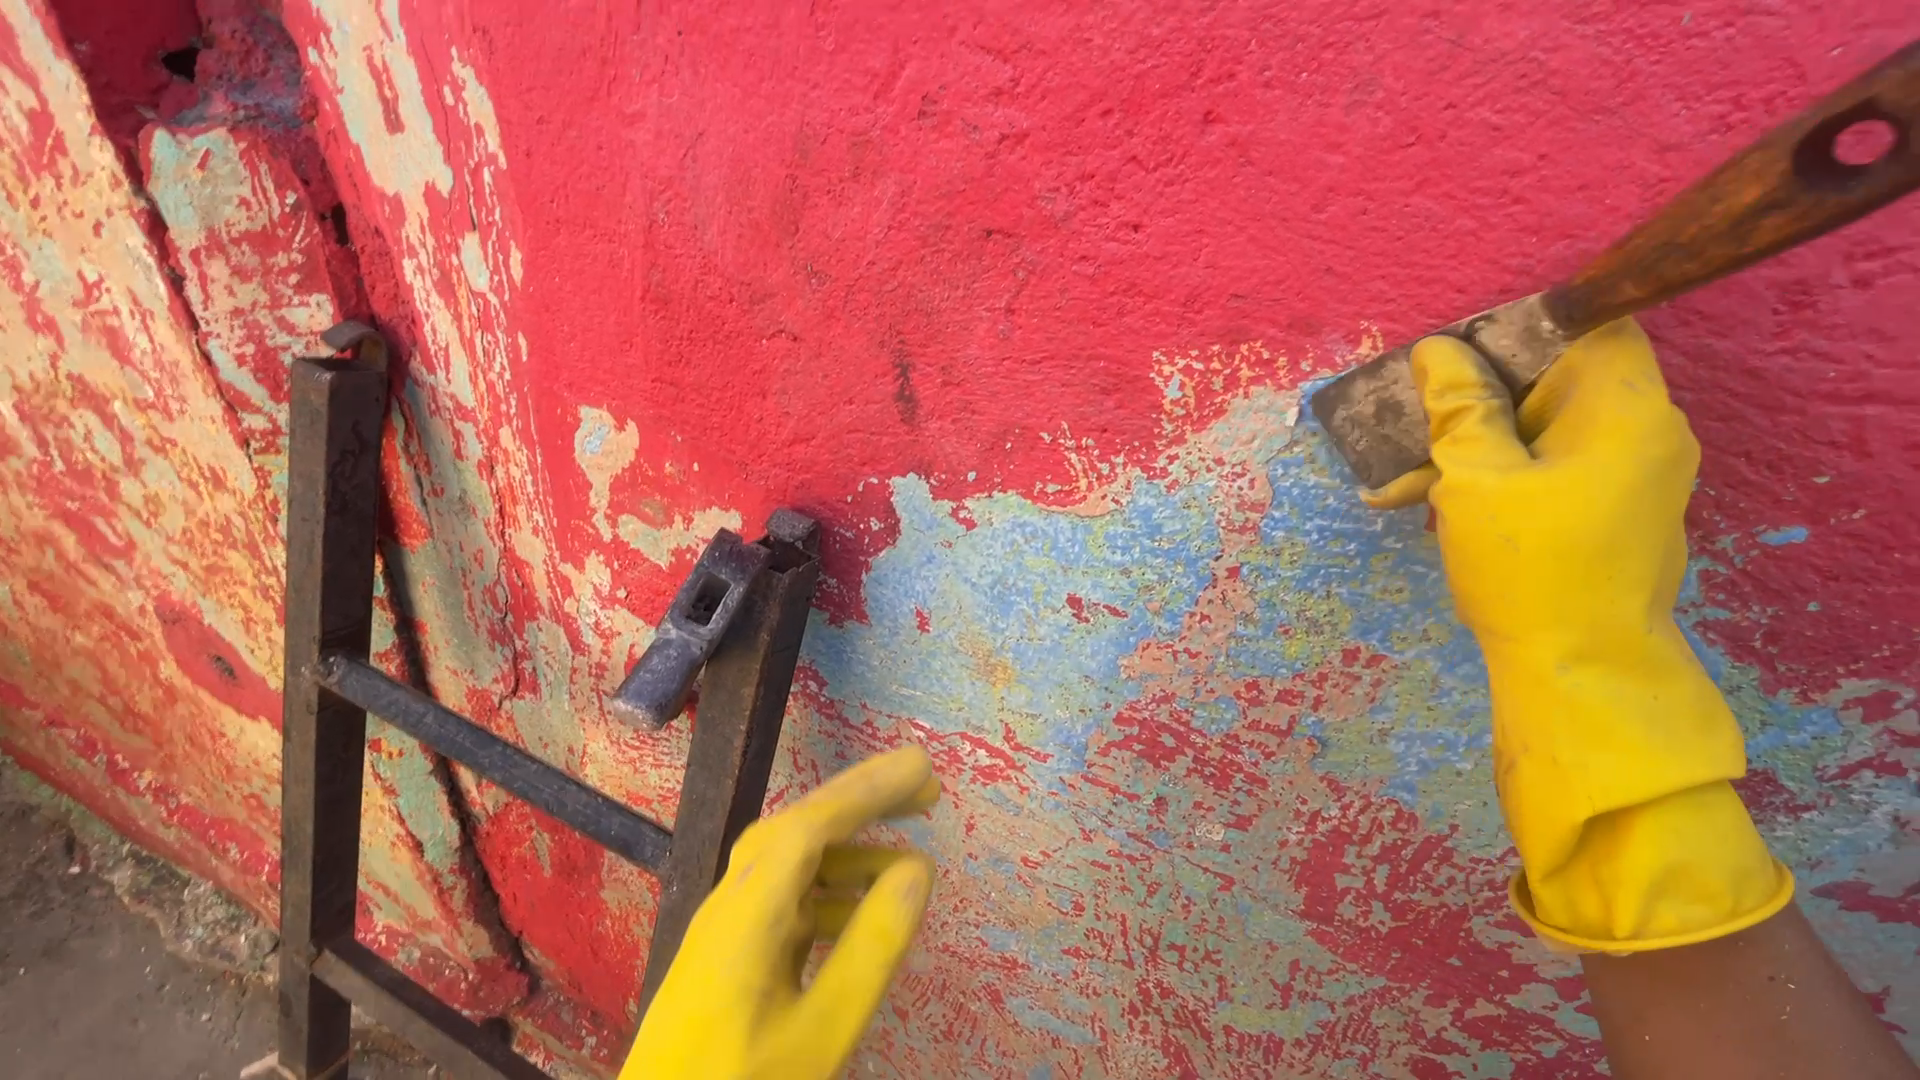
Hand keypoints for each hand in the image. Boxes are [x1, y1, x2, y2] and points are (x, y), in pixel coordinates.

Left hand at [619, 746, 939, 1079]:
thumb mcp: (820, 1033)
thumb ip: (870, 950)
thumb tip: (918, 869)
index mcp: (747, 912)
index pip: (811, 824)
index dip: (869, 787)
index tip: (923, 766)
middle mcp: (732, 902)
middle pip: (801, 827)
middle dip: (864, 801)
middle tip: (926, 789)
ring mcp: (727, 926)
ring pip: (794, 862)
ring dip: (851, 848)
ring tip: (910, 861)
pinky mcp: (729, 952)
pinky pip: (788, 898)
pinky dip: (832, 890)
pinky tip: (863, 914)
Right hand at [1360, 319, 1790, 950]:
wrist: (1578, 671)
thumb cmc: (1529, 566)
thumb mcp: (1475, 480)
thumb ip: (1458, 408)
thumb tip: (1437, 350)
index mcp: (1626, 413)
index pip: (1589, 328)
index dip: (1519, 330)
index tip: (1452, 357)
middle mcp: (1641, 435)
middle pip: (1555, 381)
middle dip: (1476, 398)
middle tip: (1412, 417)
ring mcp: (1626, 478)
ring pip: (1538, 431)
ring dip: (1471, 446)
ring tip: (1401, 477)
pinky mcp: (1605, 513)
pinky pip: (1544, 471)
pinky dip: (1492, 478)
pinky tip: (1430, 504)